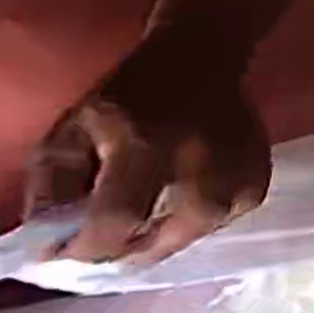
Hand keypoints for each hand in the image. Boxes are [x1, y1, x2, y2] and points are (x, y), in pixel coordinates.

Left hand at [25, 33, 270, 263]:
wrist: (198, 57)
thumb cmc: (125, 98)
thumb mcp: (66, 137)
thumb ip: (52, 195)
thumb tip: (53, 248)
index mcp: (143, 142)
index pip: (120, 216)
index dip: (88, 249)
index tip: (65, 255)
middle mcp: (201, 149)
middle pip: (189, 221)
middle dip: (145, 249)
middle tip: (117, 251)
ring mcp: (239, 148)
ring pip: (223, 214)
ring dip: (184, 235)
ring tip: (154, 233)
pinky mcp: (261, 150)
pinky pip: (246, 200)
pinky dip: (220, 215)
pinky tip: (194, 210)